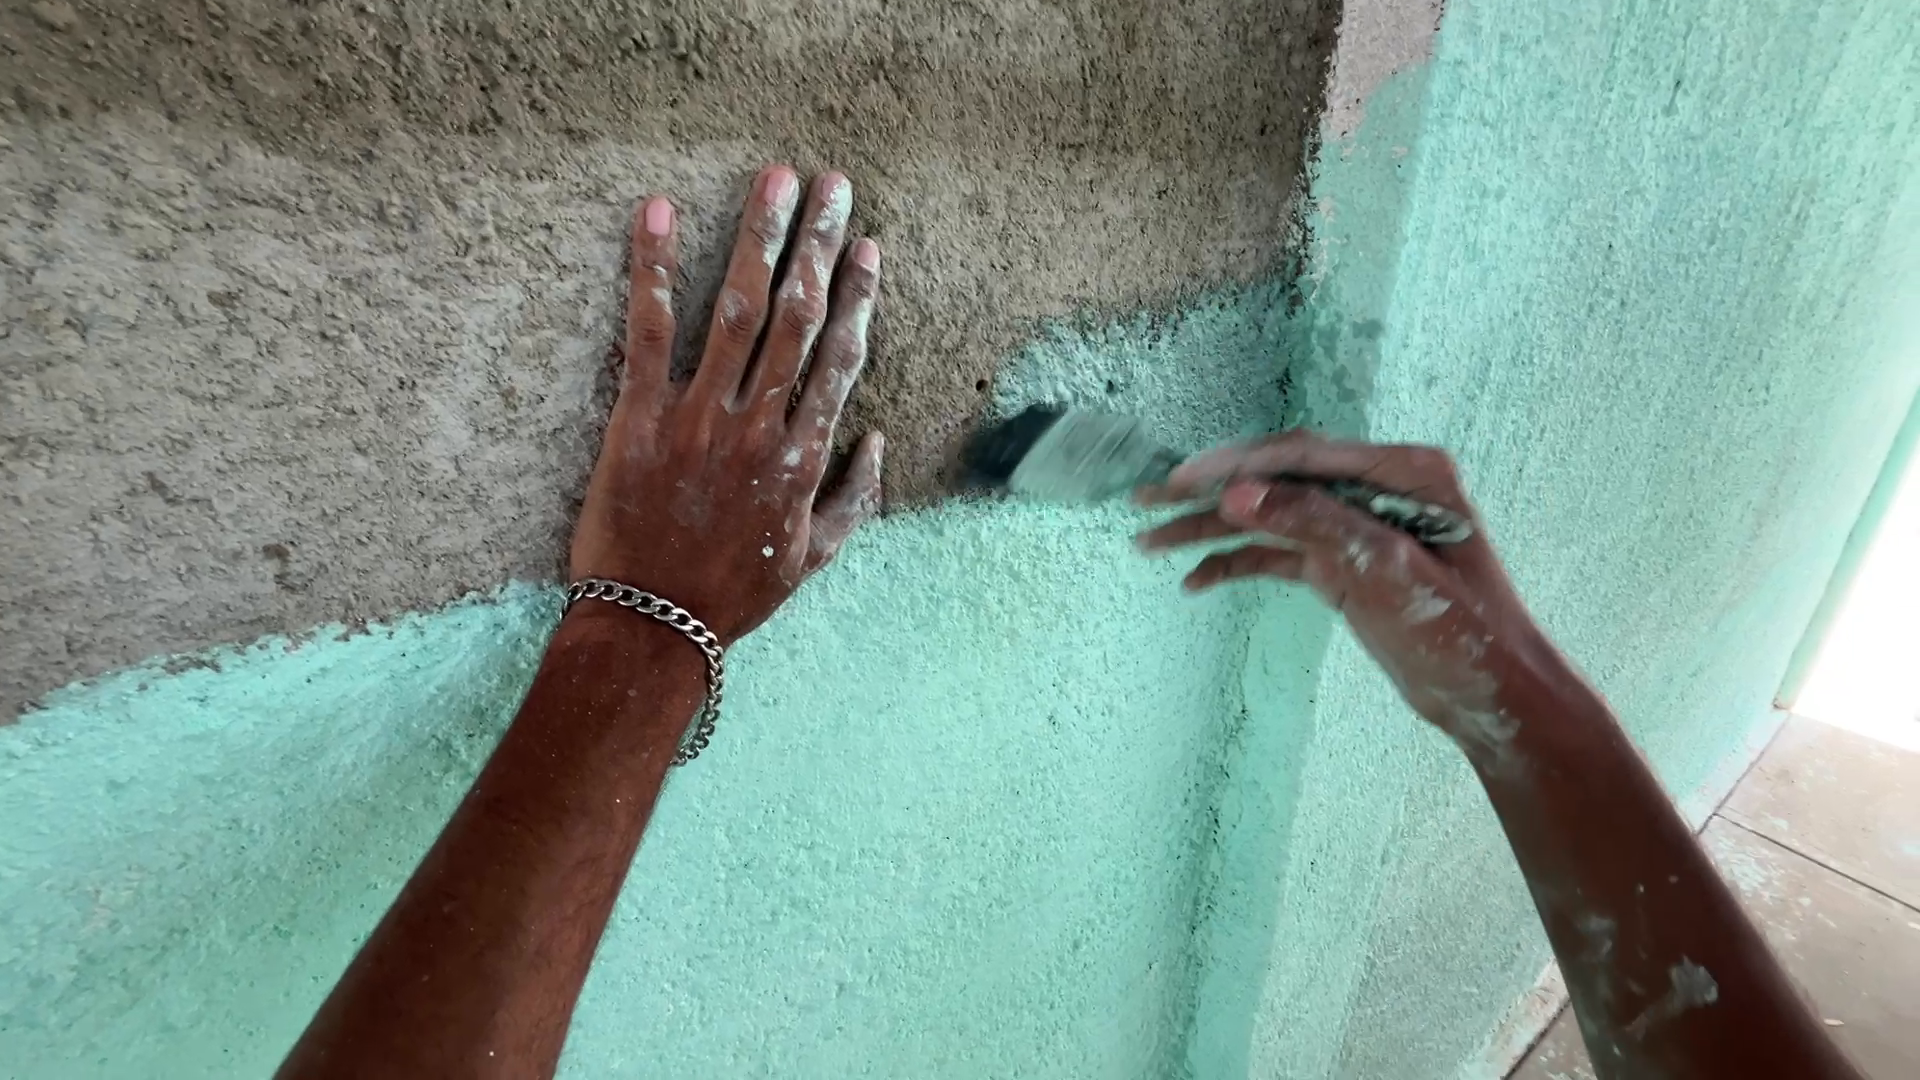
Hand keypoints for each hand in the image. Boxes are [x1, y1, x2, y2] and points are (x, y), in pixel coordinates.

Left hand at [570, 165, 883, 645]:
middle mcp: (760, 427)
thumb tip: (879, 438)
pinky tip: (656, 214)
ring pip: (736, 312)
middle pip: (797, 318)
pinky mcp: (638, 421)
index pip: (840, 360)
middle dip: (817, 244)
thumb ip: (856, 497)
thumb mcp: (817, 557)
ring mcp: (699, 419)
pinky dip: (650, 272)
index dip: (857, 297)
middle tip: (829, 183)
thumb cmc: (738, 592)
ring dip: (757, 238)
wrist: (656, 625)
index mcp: (804, 458)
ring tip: (774, 179)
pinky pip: (647, 334)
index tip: (866, 246)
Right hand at [1136, 432, 1565, 761]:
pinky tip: (1195, 582)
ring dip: (1206, 531)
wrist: (1491, 697)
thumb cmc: (1462, 633)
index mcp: (1398, 472)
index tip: (1179, 480)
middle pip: (1271, 482)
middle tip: (1145, 501)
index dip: (1235, 465)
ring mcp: (1346, 528)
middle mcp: (1367, 490)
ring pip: (1263, 519)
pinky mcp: (1332, 564)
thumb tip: (1235, 494)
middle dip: (1205, 495)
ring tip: (1148, 543)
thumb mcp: (1388, 573)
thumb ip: (1314, 525)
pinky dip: (1233, 566)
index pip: (1300, 455)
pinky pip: (1271, 555)